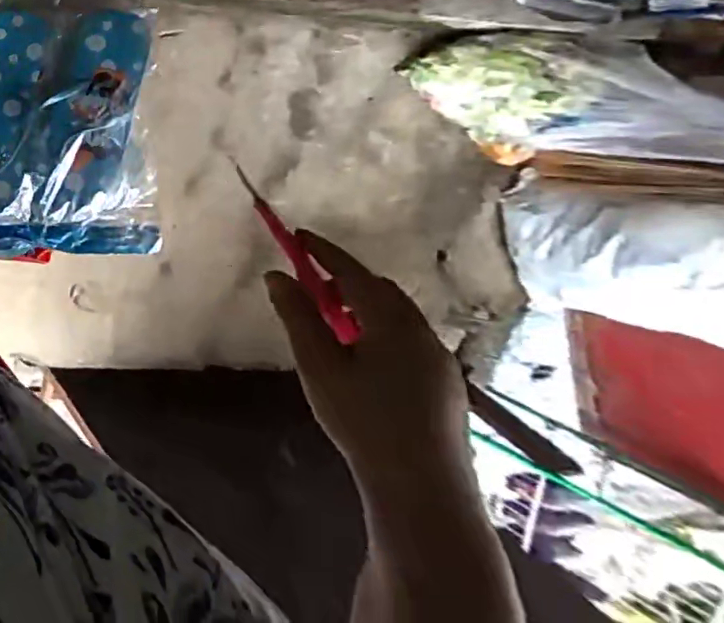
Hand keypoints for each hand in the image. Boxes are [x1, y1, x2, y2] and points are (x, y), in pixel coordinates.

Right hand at [265, 231, 468, 490]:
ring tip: (333, 324)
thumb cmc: (362, 419)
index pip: (353, 272)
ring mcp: (440, 360)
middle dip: (345, 279)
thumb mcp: (318, 364)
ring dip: (364, 307)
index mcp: (391, 321)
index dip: (323, 252)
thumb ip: (297, 315)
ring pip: (398, 316)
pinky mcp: (447, 386)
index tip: (298, 235)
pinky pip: (409, 340)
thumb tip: (277, 275)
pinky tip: (364, 359)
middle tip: (312, 285)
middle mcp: (421, 332)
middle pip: (380, 291)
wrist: (423, 488)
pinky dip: (381, 331)